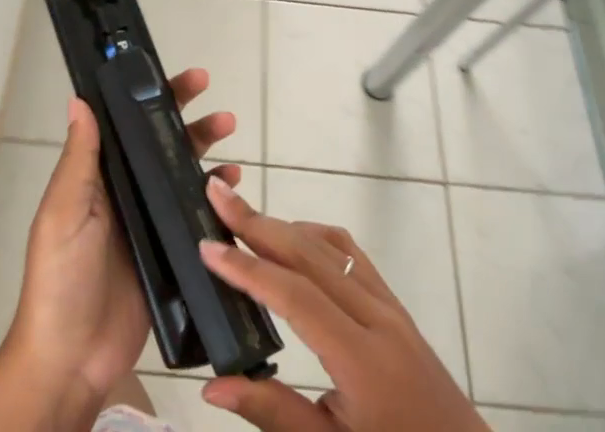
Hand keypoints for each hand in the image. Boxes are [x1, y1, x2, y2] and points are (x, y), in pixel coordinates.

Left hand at [0, 68, 239, 420]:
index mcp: (95, 181)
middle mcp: (123, 197)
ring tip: (232, 135)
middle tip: (218, 107)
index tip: (179, 79)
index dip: (150, 99)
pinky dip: (216, 200)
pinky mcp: (169, 256)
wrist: (72, 356)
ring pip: (182, 178)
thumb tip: (79, 100)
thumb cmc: (60, 278)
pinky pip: (196, 218)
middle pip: (160, 148)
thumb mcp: (64, 212)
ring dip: (207, 154)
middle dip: (189, 122)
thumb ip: (80, 159)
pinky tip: (233, 188)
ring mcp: (148, 226)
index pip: (126, 128)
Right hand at [197, 180, 489, 431]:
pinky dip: (314, 238)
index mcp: (363, 360)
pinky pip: (352, 256)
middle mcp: (380, 320)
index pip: (295, 296)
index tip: (206, 246)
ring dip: (283, 226)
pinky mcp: (397, 308)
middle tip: (215, 194)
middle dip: (258, 222)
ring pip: (332, 247)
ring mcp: (392, 308)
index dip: (247, 269)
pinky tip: (291, 243)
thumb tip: (212, 386)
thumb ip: (273, 413)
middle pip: (310, 254)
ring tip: (241, 216)